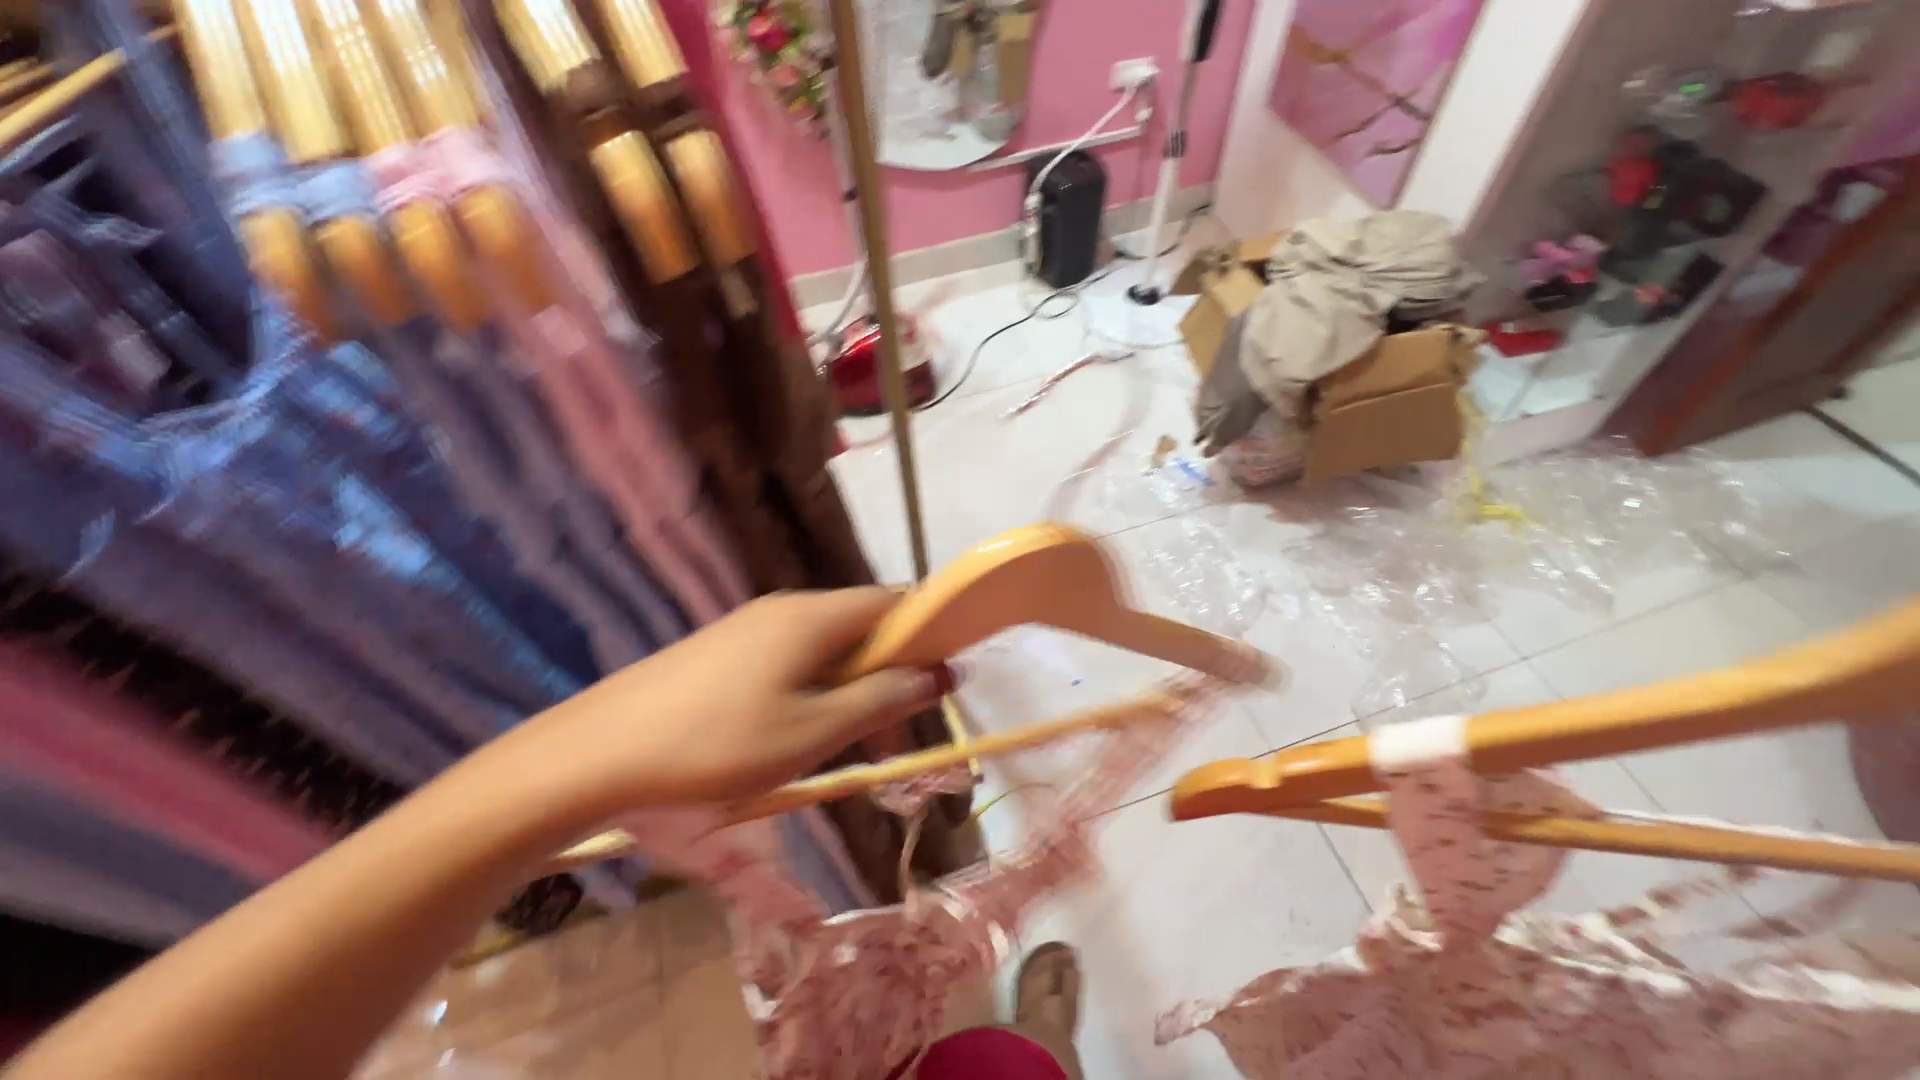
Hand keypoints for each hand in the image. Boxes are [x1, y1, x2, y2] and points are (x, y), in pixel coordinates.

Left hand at [492, 588, 948, 813]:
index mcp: (812, 615)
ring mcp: (747, 626)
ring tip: (839, 743)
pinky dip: (810, 689)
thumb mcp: (814, 732)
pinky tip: (789, 734)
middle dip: (887, 670)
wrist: (597, 752)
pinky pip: (788, 658)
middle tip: (888, 733)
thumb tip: (940, 671)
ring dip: (848, 686)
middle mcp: (784, 607)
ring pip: (823, 646)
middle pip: (860, 623)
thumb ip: (881, 698)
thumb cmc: (718, 744)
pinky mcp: (720, 650)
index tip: (942, 680)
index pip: (893, 600)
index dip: (928, 631)